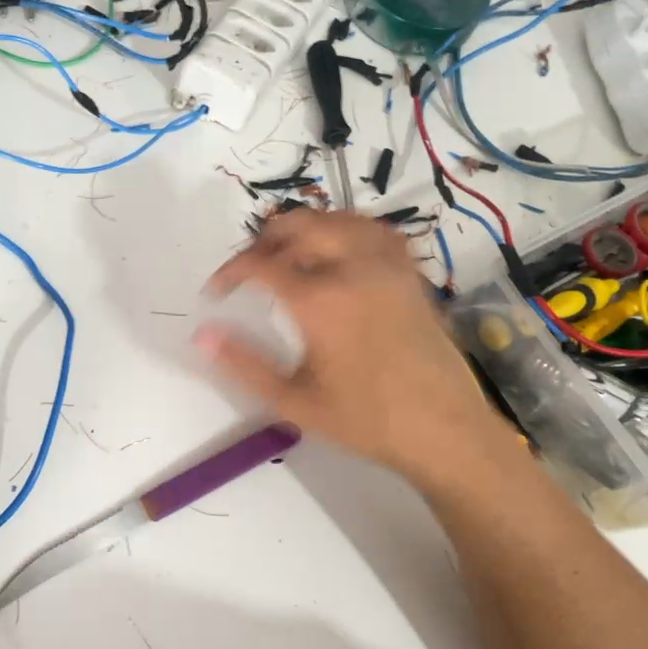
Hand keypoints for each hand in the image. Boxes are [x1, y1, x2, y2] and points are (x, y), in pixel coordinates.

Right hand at [195, 211, 512, 490]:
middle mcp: (354, 269)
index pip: (260, 264)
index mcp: (320, 301)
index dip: (230, 272)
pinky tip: (336, 254)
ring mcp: (388, 266)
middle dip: (263, 242)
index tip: (216, 292)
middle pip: (298, 226)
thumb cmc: (365, 421)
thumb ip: (244, 365)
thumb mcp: (294, 401)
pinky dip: (345, 230)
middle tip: (247, 270)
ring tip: (286, 258)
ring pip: (336, 219)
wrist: (444, 429)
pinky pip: (373, 230)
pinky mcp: (411, 273)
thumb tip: (202, 335)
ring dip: (303, 230)